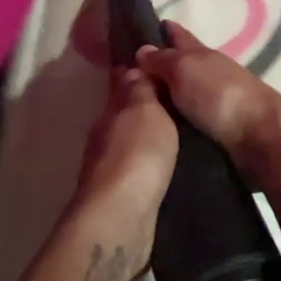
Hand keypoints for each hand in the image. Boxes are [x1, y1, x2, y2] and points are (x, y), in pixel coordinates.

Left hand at [70, 66, 178, 269]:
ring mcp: (108, 171)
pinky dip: (148, 167)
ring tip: (177, 136)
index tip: (156, 63)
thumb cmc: (137, 154)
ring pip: (128, 145)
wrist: (121, 217)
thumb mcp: (145, 111)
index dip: (135, 72)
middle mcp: (104, 139)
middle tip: (176, 102)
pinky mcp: (119, 198)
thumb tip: (131, 66)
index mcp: (109, 113)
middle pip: (123, 116)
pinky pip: (136, 172)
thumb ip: (140, 89)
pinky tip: (165, 168)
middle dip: (143, 108)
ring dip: (146, 140)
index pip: (121, 84)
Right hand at [136, 21, 280, 189]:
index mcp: (203, 54)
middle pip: (182, 64)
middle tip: (128, 72)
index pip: (181, 36)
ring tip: (139, 102)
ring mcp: (215, 102)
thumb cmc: (219, 95)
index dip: (167, 30)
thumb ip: (163, 60)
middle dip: (161, 65)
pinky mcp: (218, 129)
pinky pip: (190, 117)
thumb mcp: (185, 69)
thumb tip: (143, 49)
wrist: (259, 136)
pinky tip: (161, 124)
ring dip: (167, 93)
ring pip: (185, 92)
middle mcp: (210, 73)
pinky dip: (176, 117)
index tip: (148, 26)